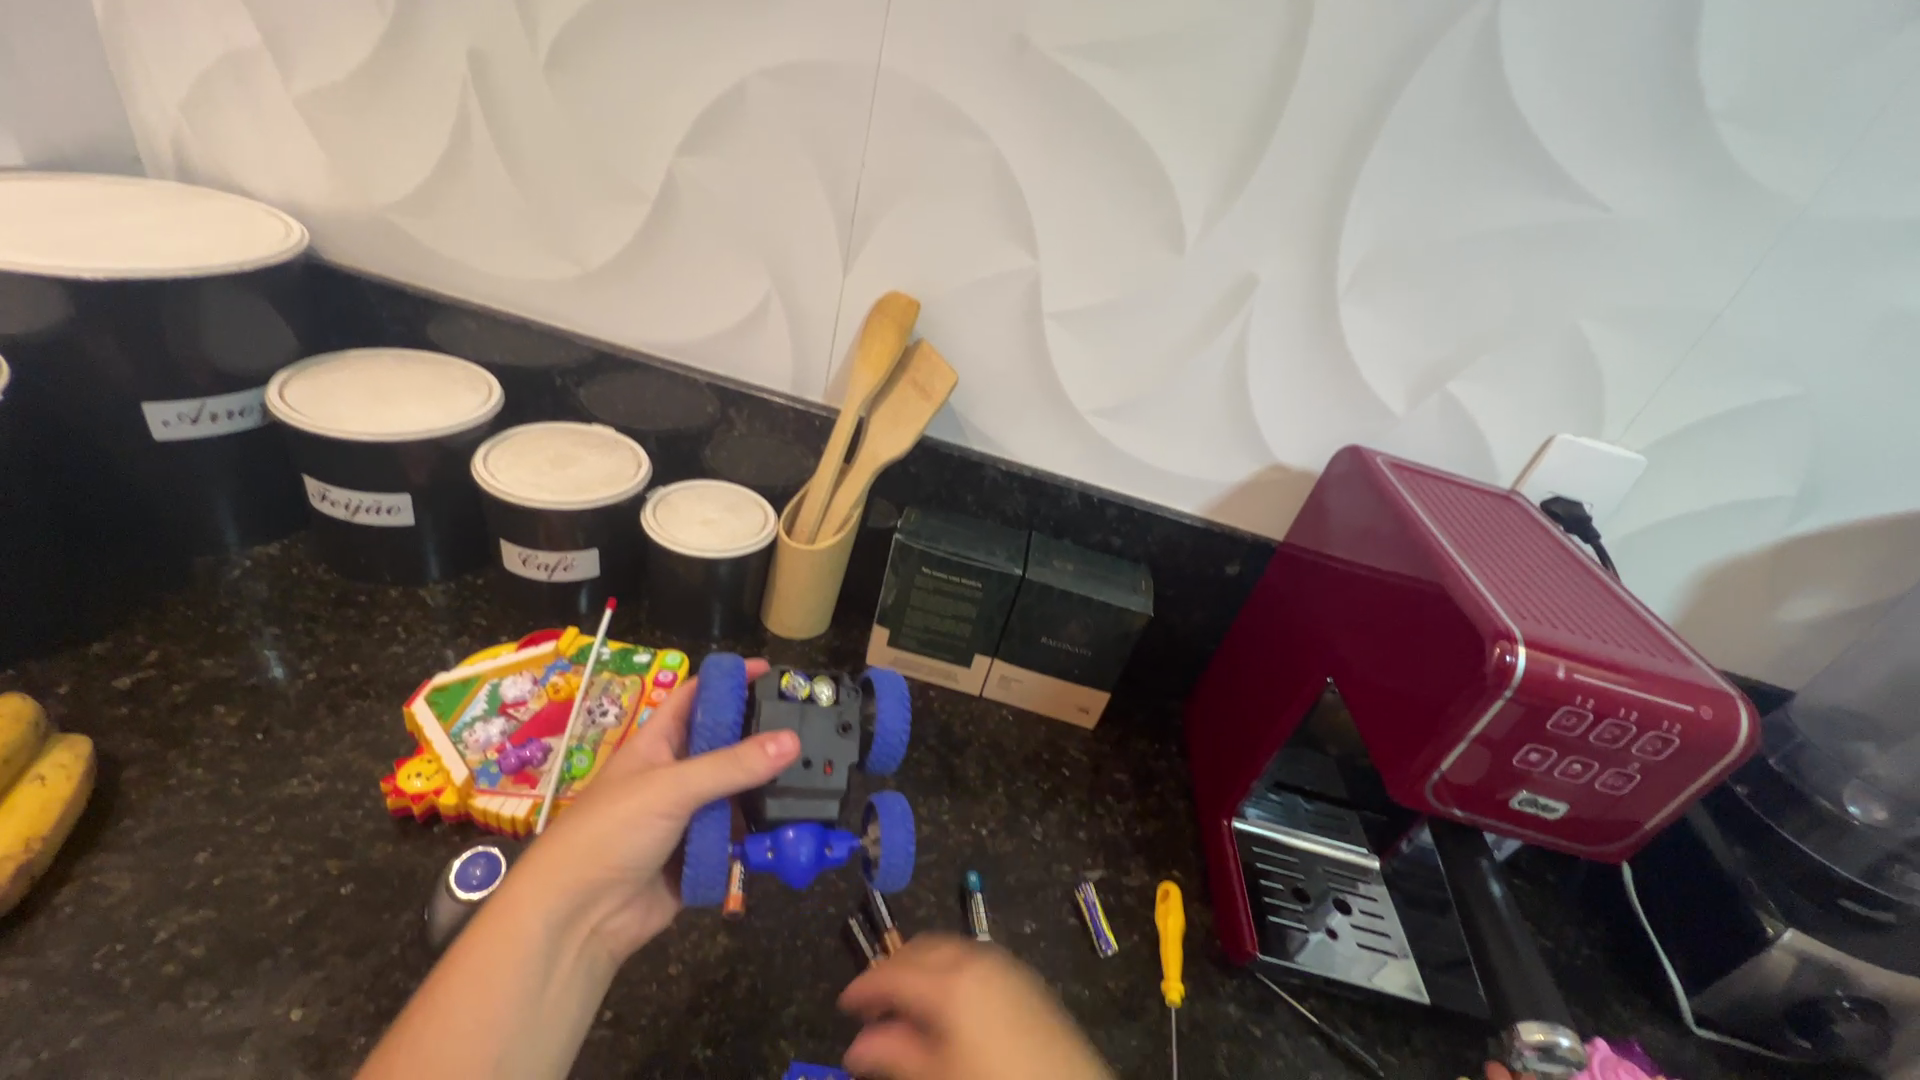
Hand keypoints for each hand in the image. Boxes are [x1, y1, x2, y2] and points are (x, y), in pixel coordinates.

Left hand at [511, 657, 798, 962]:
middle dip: (760, 737)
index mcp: (657, 746)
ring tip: (815, 772)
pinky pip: (737, 836)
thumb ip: (733, 765)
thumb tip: (792, 740)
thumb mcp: (671, 788)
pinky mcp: (699, 856)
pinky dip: (760, 831)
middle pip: (724, 747)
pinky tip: (796, 822)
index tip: (770, 671)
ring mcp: (687, 818)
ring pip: (736, 793)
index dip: (728, 681)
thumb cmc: (610, 833)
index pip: (696, 698)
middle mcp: (675, 777)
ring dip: (765, 787)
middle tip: (807, 725)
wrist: (578, 919)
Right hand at [838, 935, 1113, 1079]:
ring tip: (906, 1005)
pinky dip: (950, 970)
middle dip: (893, 970)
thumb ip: (894, 1055)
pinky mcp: (1025, 978)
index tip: (844, 1004)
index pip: (892, 972)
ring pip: (948, 950)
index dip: (863, 986)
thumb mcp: (938, 1076)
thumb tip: (857, 1045)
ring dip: (922, 967)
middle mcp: (975, 959)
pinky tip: (946, 1005)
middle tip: (873, 1005)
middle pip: (921, 949)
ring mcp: (1005, 964)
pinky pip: (975, 959)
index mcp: (949, 980)